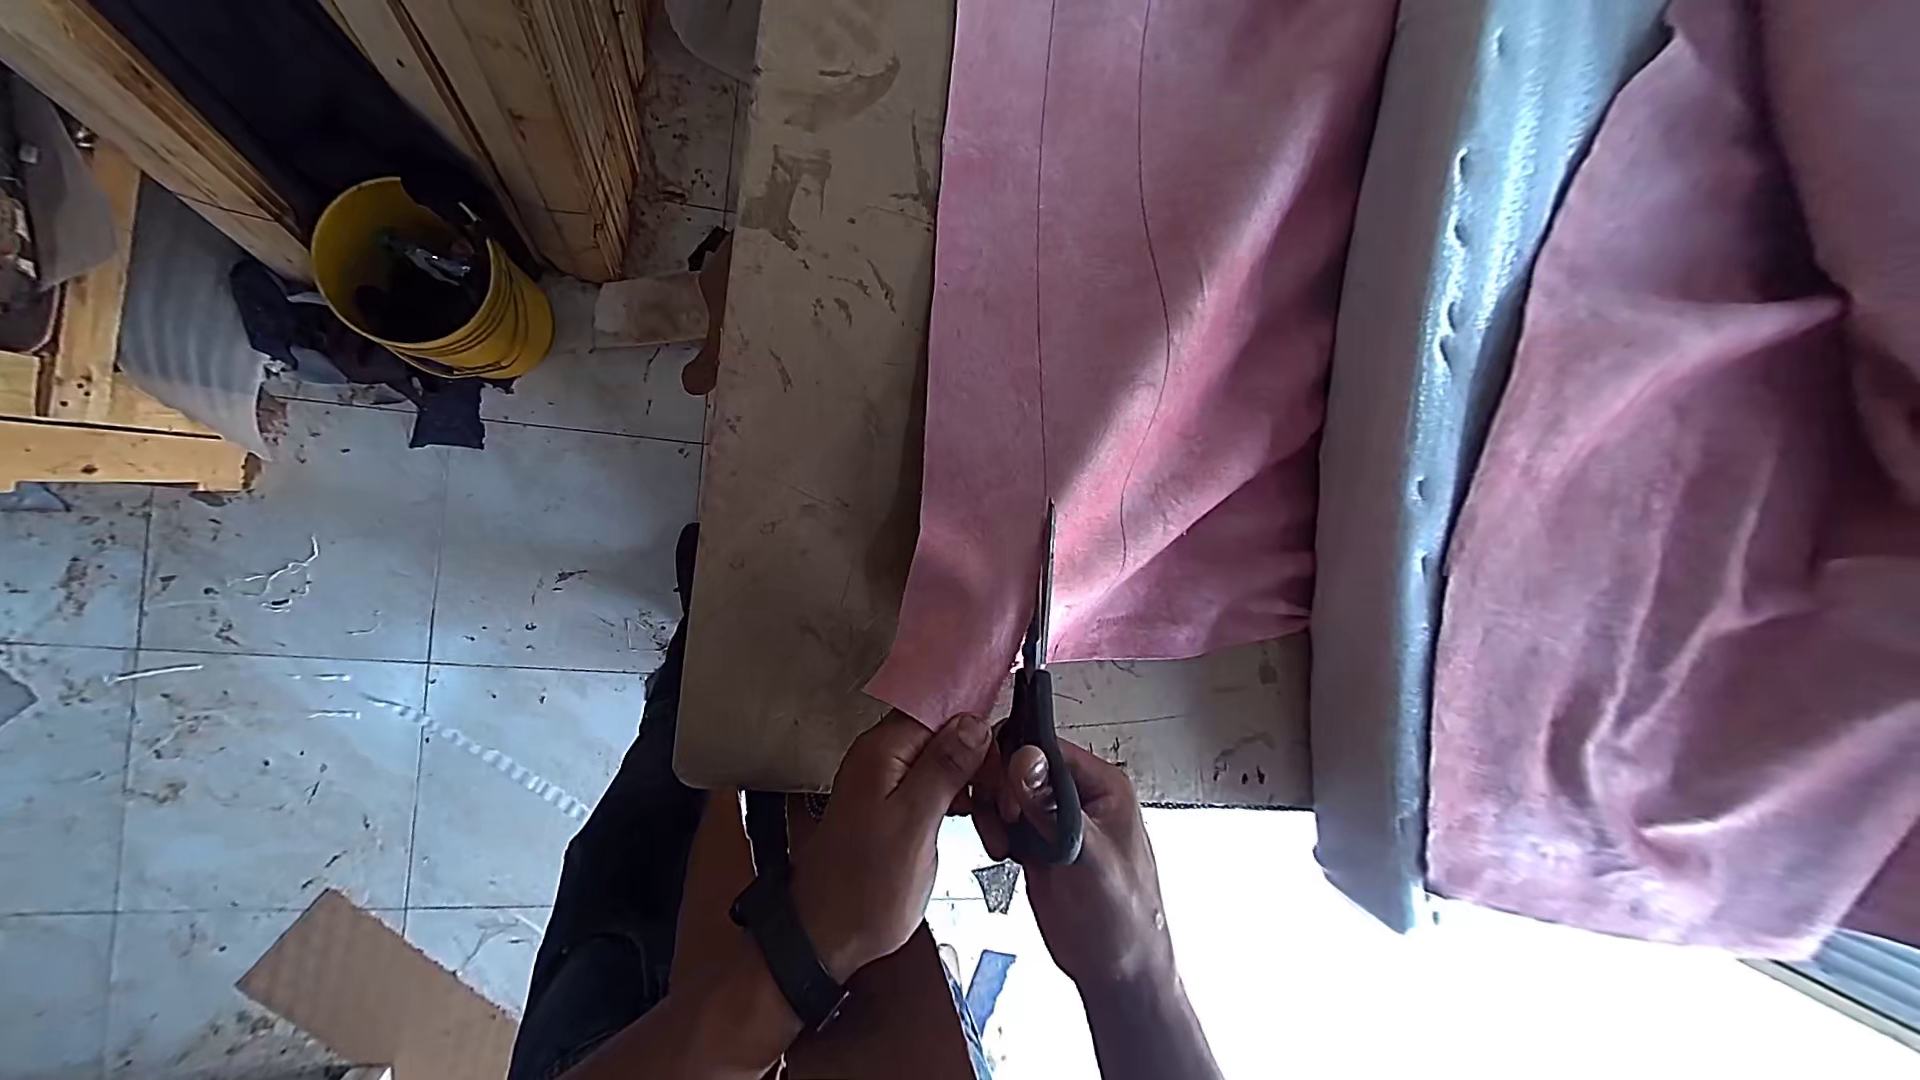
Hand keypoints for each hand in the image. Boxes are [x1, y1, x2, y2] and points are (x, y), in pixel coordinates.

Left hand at [789, 710, 991, 980]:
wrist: (826, 937)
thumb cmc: (862, 889)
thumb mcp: (914, 824)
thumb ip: (944, 768)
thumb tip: (974, 724)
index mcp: (882, 750)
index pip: (940, 709)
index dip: (976, 728)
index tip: (1000, 756)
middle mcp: (881, 755)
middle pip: (944, 731)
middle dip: (978, 758)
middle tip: (999, 796)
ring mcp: (885, 777)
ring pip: (943, 756)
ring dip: (972, 779)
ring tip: (990, 813)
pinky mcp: (892, 800)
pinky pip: (933, 780)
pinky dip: (956, 795)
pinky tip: (970, 816)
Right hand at [971, 737, 1173, 988]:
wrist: (1116, 973)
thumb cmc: (1124, 919)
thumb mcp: (1090, 858)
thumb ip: (1055, 808)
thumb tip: (1025, 759)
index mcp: (1102, 785)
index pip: (1049, 747)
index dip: (1019, 761)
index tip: (1003, 788)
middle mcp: (1077, 794)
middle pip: (1022, 764)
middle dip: (1001, 787)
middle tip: (1002, 819)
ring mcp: (1054, 816)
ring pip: (1007, 788)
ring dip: (993, 809)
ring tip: (1000, 840)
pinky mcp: (1037, 839)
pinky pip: (1002, 815)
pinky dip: (992, 827)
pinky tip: (1000, 849)